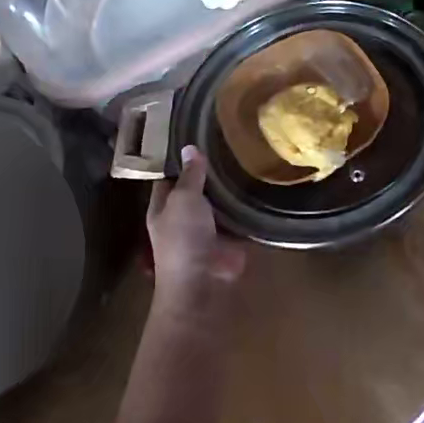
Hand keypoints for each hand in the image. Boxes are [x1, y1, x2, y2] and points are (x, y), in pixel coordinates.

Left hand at [146, 145, 245, 310]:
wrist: (201, 284)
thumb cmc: (184, 238)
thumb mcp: (184, 199)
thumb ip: (190, 175)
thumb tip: (189, 147)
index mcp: (163, 207)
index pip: (169, 177)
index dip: (181, 160)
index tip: (200, 138)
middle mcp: (182, 218)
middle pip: (196, 190)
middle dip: (210, 174)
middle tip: (231, 146)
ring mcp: (206, 231)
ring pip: (218, 205)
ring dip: (230, 191)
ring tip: (249, 161)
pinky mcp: (228, 242)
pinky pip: (237, 221)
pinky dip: (246, 210)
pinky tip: (260, 188)